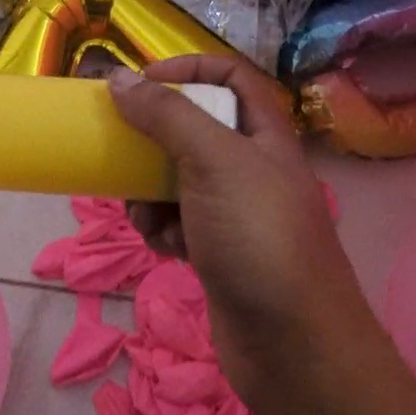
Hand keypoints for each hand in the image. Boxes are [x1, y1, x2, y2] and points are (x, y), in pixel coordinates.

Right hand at [107, 56, 367, 406]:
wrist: (294, 345)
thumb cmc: (258, 237)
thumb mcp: (214, 161)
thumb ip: (168, 116)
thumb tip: (122, 78)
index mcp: (264, 133)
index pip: (230, 75)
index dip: (188, 69)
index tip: (144, 84)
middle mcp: (252, 166)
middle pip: (195, 129)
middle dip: (154, 141)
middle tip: (123, 150)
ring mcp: (236, 212)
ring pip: (177, 179)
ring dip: (150, 193)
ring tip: (144, 215)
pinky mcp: (219, 252)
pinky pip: (177, 222)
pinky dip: (163, 230)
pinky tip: (164, 248)